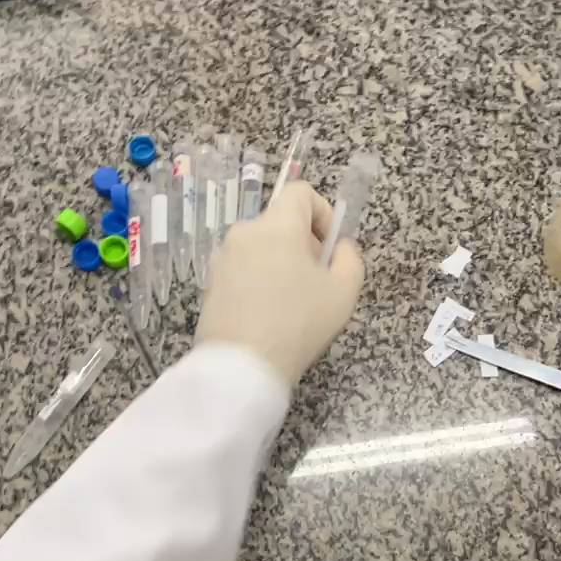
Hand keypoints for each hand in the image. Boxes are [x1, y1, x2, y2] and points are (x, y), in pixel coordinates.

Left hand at [194, 182, 364, 385]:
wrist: (241, 367)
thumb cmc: (297, 325)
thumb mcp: (343, 294)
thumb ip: (350, 260)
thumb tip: (341, 248)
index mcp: (277, 226)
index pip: (300, 193)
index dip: (322, 213)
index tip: (329, 247)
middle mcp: (244, 233)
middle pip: (279, 224)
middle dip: (302, 245)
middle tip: (315, 282)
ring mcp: (222, 259)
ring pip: (260, 248)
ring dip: (279, 264)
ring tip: (291, 303)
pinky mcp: (210, 284)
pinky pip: (242, 271)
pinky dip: (257, 282)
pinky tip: (267, 316)